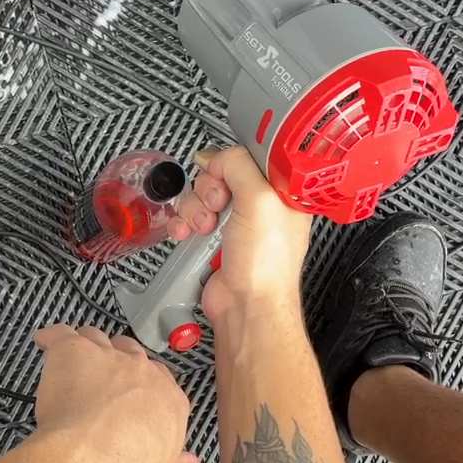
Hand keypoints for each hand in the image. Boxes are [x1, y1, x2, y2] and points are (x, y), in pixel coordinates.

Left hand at [30, 326, 199, 462]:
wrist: (97, 462)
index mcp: (168, 401)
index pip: (160, 380)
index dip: (142, 385)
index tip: (131, 394)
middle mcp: (141, 372)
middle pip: (129, 353)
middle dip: (116, 361)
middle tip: (100, 377)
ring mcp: (108, 358)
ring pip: (96, 339)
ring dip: (86, 348)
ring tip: (72, 363)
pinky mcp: (74, 352)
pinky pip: (61, 335)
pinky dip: (51, 337)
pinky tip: (44, 342)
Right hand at [168, 147, 312, 325]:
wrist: (245, 305)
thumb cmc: (265, 265)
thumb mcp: (259, 200)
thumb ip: (238, 166)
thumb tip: (218, 158)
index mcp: (280, 191)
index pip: (249, 156)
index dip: (231, 163)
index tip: (227, 176)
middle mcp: (258, 205)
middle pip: (219, 174)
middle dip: (209, 189)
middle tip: (219, 205)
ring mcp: (234, 222)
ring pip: (200, 195)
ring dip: (194, 207)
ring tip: (205, 226)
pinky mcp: (213, 238)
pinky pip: (189, 217)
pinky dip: (182, 222)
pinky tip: (188, 232)